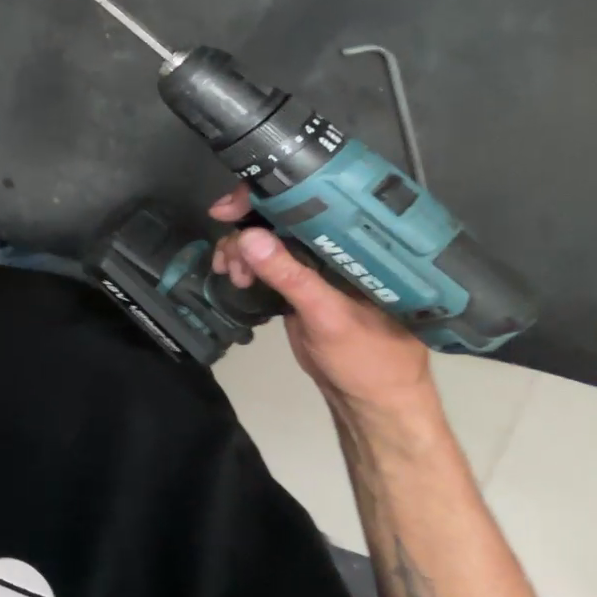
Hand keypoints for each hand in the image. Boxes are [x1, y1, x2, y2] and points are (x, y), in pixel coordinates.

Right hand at [209, 185, 437, 419]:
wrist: (368, 399)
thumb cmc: (370, 360)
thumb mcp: (329, 317)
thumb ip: (291, 278)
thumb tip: (249, 237)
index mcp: (362, 249)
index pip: (316, 203)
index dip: (270, 196)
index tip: (232, 206)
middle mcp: (340, 249)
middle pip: (283, 216)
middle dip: (244, 226)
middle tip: (225, 251)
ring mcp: (318, 265)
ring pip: (266, 237)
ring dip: (238, 249)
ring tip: (231, 273)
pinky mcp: (299, 281)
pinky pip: (263, 258)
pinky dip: (241, 261)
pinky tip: (232, 275)